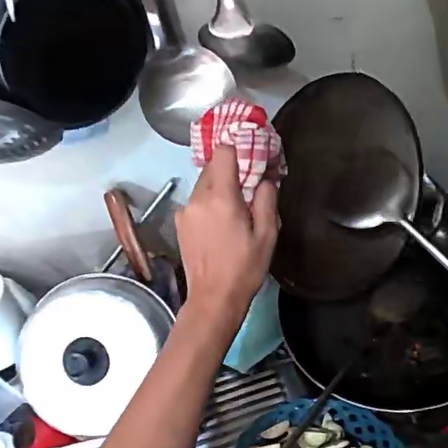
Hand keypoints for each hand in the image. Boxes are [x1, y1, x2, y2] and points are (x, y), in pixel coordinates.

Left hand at [176, 147, 278, 326]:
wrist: (213, 298)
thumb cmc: (244, 268)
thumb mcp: (267, 235)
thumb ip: (267, 200)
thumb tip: (265, 179)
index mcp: (220, 197)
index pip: (224, 152)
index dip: (240, 149)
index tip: (255, 158)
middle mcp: (197, 197)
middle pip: (213, 166)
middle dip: (233, 170)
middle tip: (252, 186)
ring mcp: (185, 210)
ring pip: (204, 184)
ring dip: (221, 188)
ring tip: (239, 210)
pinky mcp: (180, 223)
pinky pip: (198, 201)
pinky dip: (211, 203)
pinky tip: (222, 224)